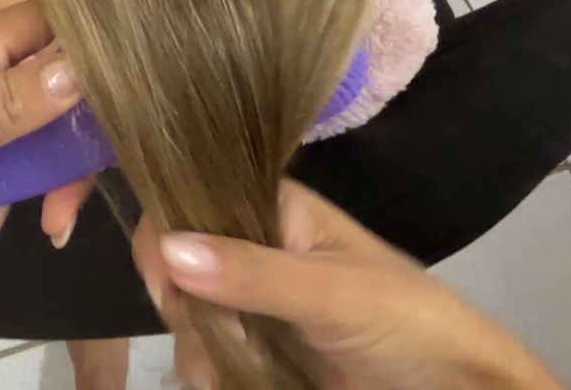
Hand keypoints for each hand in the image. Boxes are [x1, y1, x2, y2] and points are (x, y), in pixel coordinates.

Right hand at [132, 182, 564, 389]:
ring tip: (226, 376)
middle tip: (222, 340)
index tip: (168, 291)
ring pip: (191, 311)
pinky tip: (226, 383)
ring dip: (197, 348)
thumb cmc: (403, 320)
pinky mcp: (262, 345)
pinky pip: (212, 350)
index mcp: (272, 204)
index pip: (193, 199)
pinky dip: (210, 370)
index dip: (166, 236)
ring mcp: (257, 297)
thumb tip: (168, 248)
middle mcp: (256, 242)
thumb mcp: (330, 293)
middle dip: (184, 306)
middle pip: (182, 259)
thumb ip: (251, 272)